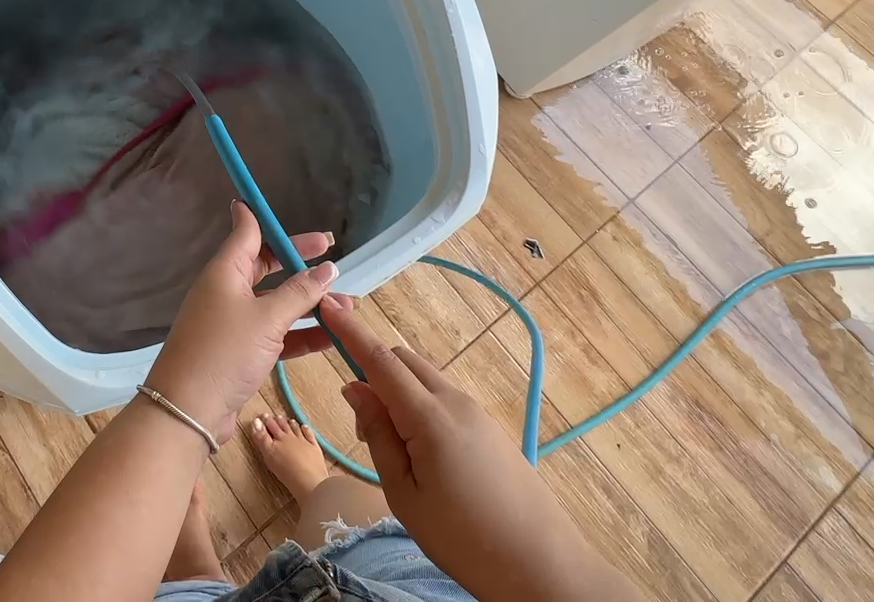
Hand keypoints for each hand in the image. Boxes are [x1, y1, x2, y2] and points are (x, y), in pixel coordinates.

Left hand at [145, 201, 344, 441]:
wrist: (189, 410)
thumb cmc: (225, 351)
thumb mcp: (267, 319)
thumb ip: (299, 293)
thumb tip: (328, 268)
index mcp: (226, 272)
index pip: (246, 233)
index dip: (262, 218)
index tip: (273, 204)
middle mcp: (228, 291)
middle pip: (266, 266)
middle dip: (298, 261)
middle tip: (332, 252)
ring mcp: (234, 322)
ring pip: (277, 303)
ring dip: (309, 302)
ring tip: (348, 304)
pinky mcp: (242, 351)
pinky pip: (276, 333)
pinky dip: (301, 333)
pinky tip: (333, 336)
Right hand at [321, 297, 635, 601]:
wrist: (546, 570)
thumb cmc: (464, 540)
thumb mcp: (404, 495)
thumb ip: (377, 434)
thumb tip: (354, 388)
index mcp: (429, 416)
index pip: (379, 359)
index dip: (350, 330)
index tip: (326, 303)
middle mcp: (454, 401)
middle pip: (402, 360)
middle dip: (372, 367)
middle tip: (361, 422)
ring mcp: (475, 412)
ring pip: (422, 378)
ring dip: (395, 390)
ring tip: (392, 450)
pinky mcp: (488, 428)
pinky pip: (441, 397)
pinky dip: (417, 404)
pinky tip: (420, 453)